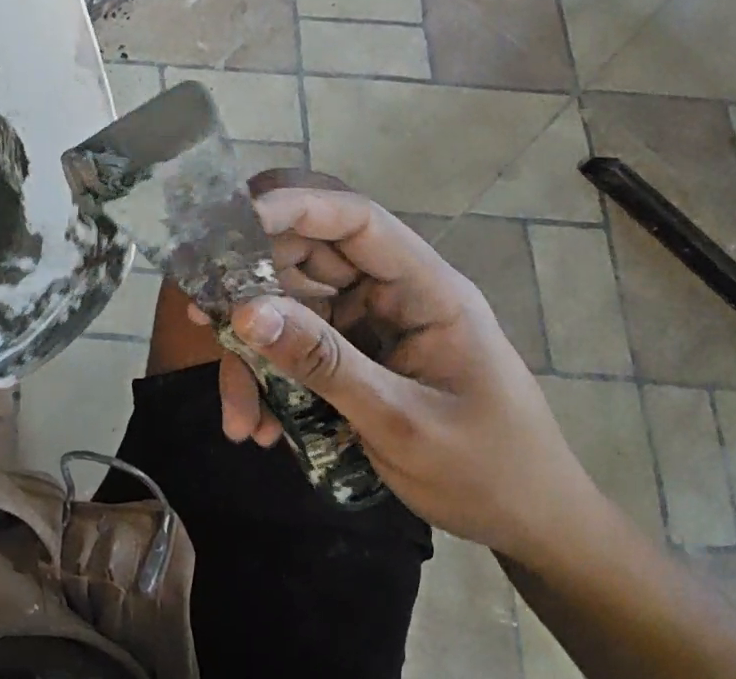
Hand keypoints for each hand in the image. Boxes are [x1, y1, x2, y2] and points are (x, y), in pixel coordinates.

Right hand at [212, 187, 598, 561]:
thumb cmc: (489, 470)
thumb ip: (324, 363)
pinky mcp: (348, 357)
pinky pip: (291, 352)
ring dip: (253, 358)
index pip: (355, 221)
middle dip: (251, 293)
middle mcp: (390, 296)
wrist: (531, 528)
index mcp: (426, 290)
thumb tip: (243, 311)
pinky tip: (259, 428)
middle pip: (304, 262)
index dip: (292, 208)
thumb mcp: (404, 421)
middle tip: (204, 318)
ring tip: (238, 415)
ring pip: (286, 312)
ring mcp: (365, 326)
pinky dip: (267, 386)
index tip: (227, 224)